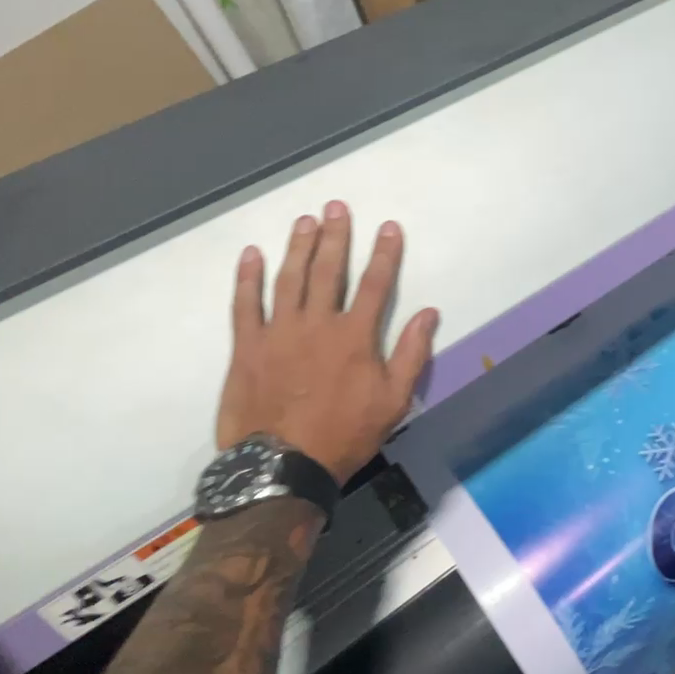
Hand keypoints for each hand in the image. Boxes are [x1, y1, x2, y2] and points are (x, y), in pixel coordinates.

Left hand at [215, 201, 438, 484]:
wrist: (281, 466)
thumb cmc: (344, 435)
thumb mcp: (393, 401)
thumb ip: (411, 354)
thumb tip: (429, 313)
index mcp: (355, 337)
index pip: (376, 284)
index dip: (384, 253)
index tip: (388, 227)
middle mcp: (318, 324)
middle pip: (329, 270)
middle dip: (336, 236)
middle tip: (336, 207)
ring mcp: (278, 332)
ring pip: (289, 278)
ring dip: (298, 246)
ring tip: (305, 220)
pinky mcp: (246, 346)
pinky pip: (245, 304)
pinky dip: (247, 277)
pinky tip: (252, 254)